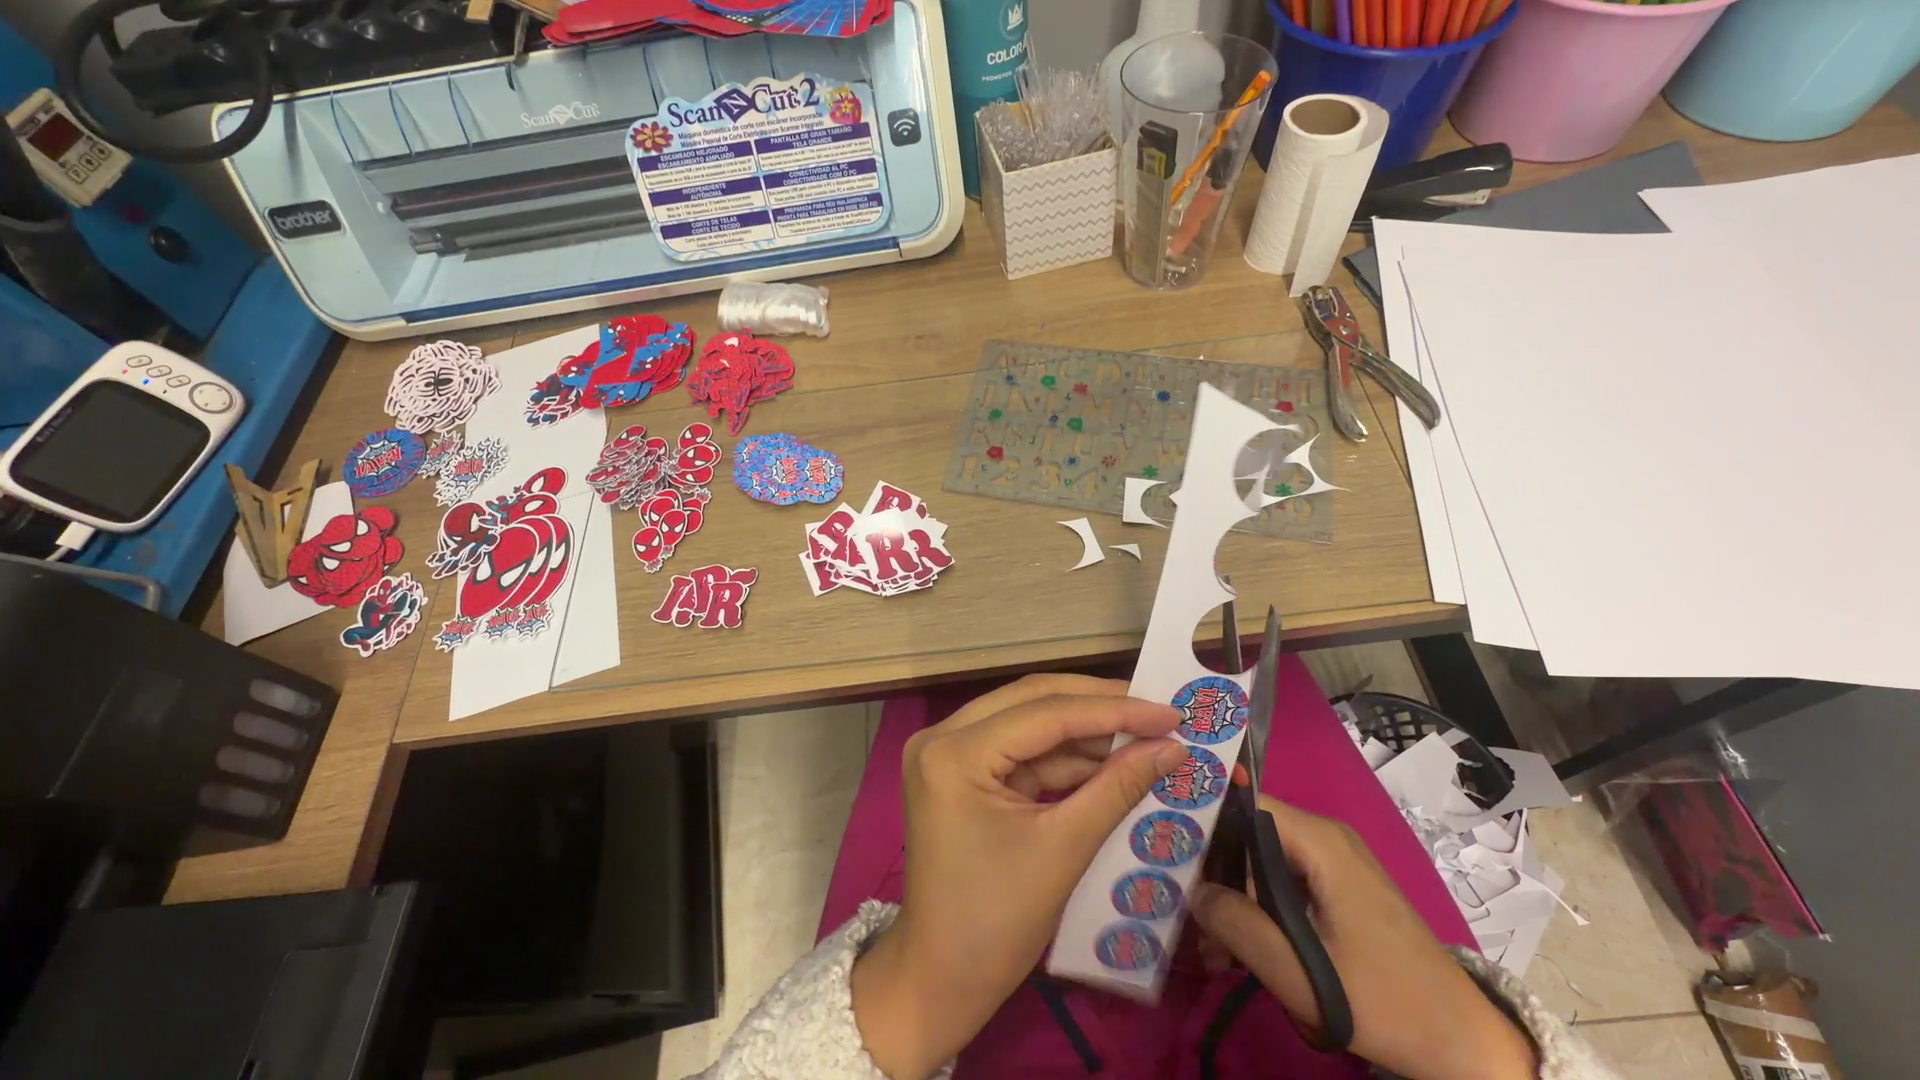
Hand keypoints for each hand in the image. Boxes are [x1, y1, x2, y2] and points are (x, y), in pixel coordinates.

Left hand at [851, 675, 1185, 1079]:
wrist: (941, 979)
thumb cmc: (996, 922)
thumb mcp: (1063, 849)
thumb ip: (1118, 787)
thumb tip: (1174, 747)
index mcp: (954, 753)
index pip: (1046, 713)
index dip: (1115, 710)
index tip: (1173, 713)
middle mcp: (942, 737)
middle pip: (1033, 703)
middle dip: (1100, 708)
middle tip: (1161, 713)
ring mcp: (948, 755)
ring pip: (1029, 724)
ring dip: (1087, 733)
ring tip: (1149, 737)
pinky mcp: (960, 775)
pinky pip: (1021, 752)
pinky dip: (1066, 759)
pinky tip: (1114, 762)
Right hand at [1189, 796, 1536, 1079]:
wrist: (1458, 1040)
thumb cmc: (1382, 999)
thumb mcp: (1299, 971)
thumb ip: (1238, 926)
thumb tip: (1193, 893)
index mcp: (1320, 842)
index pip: (1246, 805)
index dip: (1204, 824)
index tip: (1166, 852)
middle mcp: (1326, 840)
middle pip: (1250, 836)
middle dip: (1215, 876)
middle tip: (1185, 919)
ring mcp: (1335, 865)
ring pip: (1263, 864)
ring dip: (1234, 901)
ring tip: (1210, 948)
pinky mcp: (1339, 890)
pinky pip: (1284, 884)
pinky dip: (1258, 910)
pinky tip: (1239, 950)